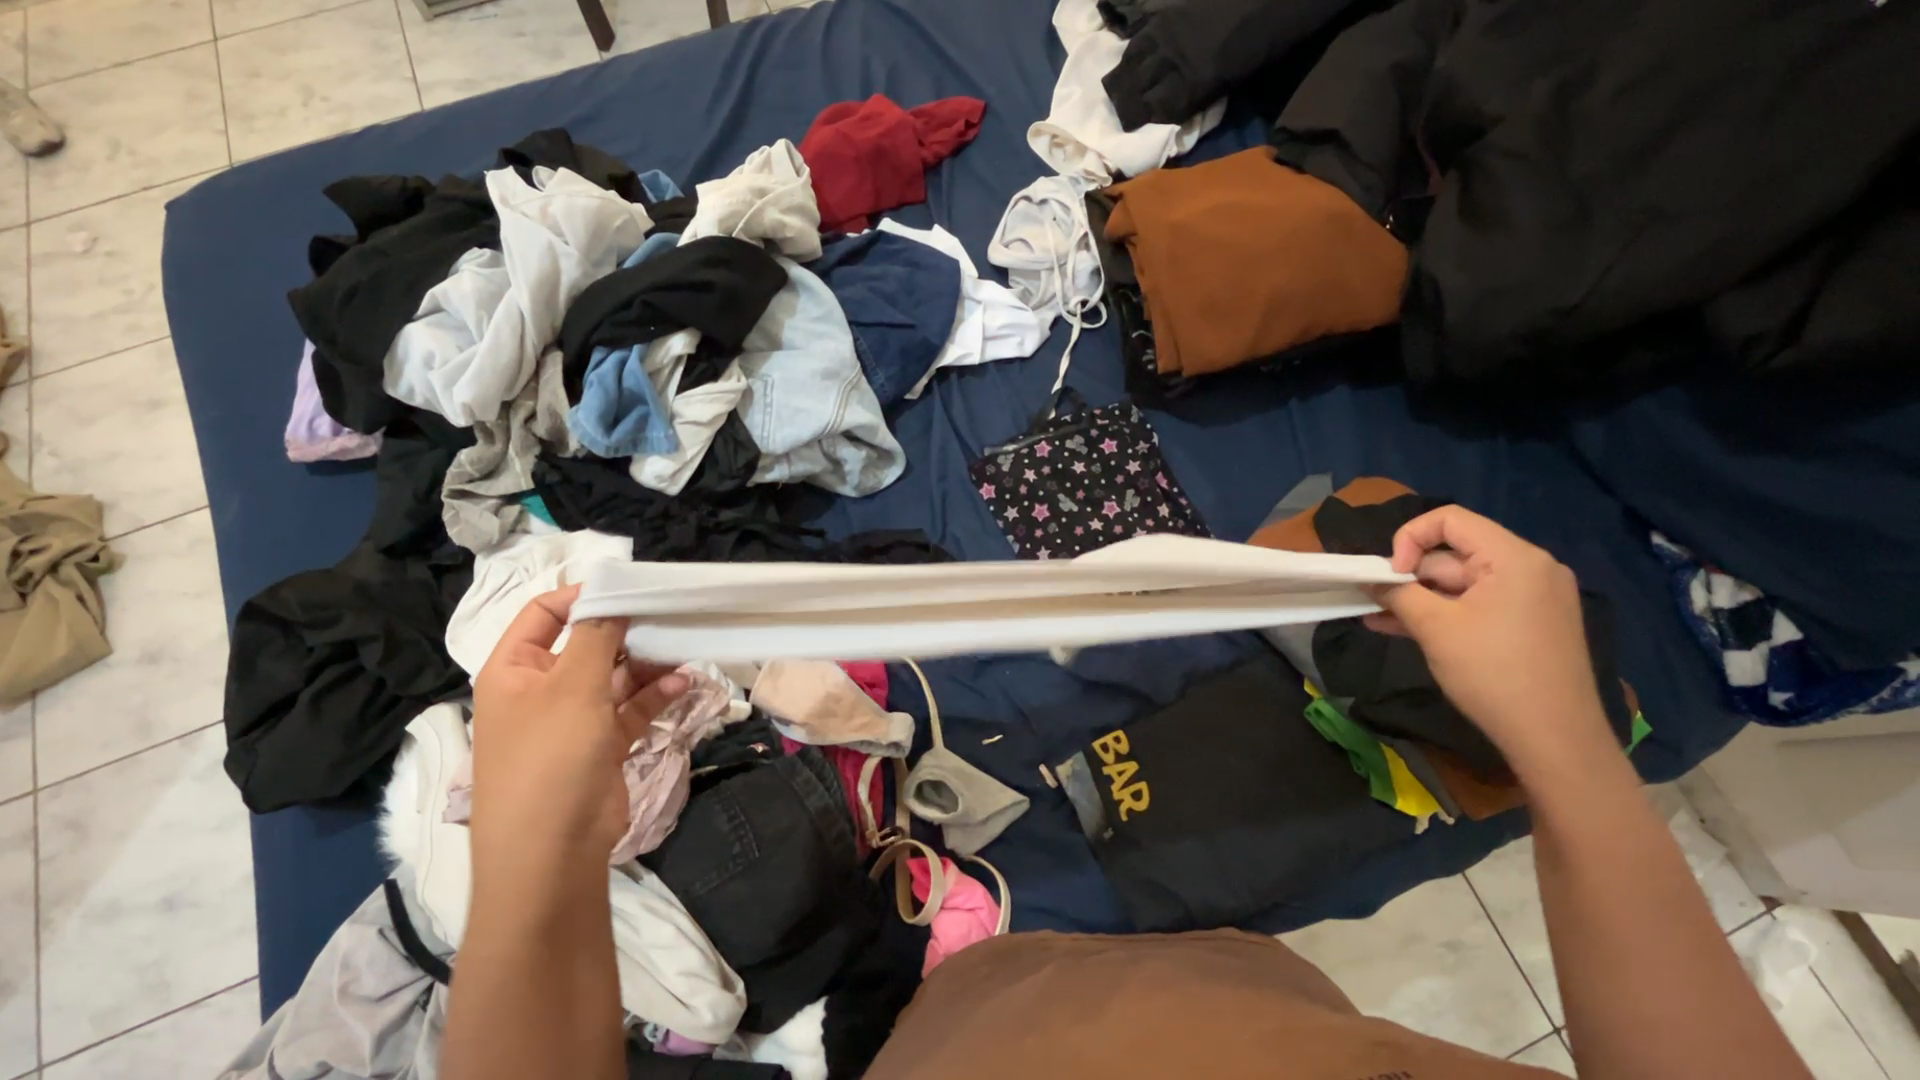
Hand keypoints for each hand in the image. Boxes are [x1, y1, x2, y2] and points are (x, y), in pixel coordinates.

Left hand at [469, 585, 688, 862]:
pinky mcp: (601, 746)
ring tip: (684, 647)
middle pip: (585, 644)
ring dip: (647, 663)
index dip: (583, 597)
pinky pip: (630, 708)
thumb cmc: (550, 758)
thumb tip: (612, 596)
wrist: (551, 854)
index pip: (543, 613)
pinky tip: (683, 681)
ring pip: (614, 676)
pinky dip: (655, 694)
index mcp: (514, 669)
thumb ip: (596, 635)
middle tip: (668, 615)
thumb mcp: (572, 686)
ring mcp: (572, 720)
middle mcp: (540, 689)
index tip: (631, 588)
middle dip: (626, 631)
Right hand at [1363, 506, 1611, 770]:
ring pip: (1463, 584)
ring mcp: (1534, 599)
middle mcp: (1531, 569)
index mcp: (1514, 558)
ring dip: (1420, 598)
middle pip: (1456, 553)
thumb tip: (1371, 579)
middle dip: (1411, 574)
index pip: (1450, 520)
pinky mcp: (1531, 626)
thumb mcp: (1435, 628)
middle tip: (1375, 600)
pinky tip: (1403, 628)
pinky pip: (1478, 606)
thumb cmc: (1493, 673)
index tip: (1390, 574)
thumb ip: (1399, 594)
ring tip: (1377, 616)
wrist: (1555, 738)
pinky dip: (1444, 614)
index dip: (1409, 538)